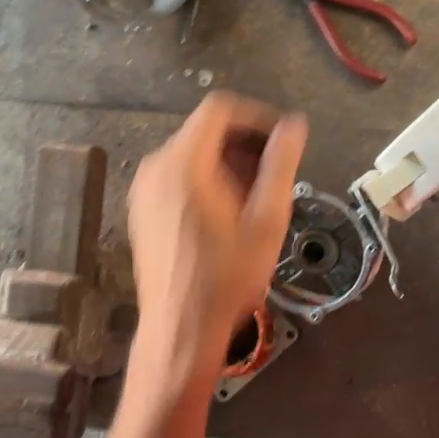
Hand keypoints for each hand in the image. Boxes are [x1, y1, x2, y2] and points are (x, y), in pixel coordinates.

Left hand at [129, 92, 306, 377]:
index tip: (284, 142)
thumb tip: (295, 126)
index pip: (220, 110)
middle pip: (206, 132)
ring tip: (258, 201)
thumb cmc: (228, 276)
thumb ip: (281, 164)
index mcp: (183, 162)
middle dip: (246, 146)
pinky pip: (179, 179)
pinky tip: (230, 217)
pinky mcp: (143, 212)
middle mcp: (155, 168)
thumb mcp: (267, 219)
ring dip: (230, 166)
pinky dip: (208, 183)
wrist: (182, 327)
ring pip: (193, 156)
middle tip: (277, 177)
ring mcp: (144, 191)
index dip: (258, 117)